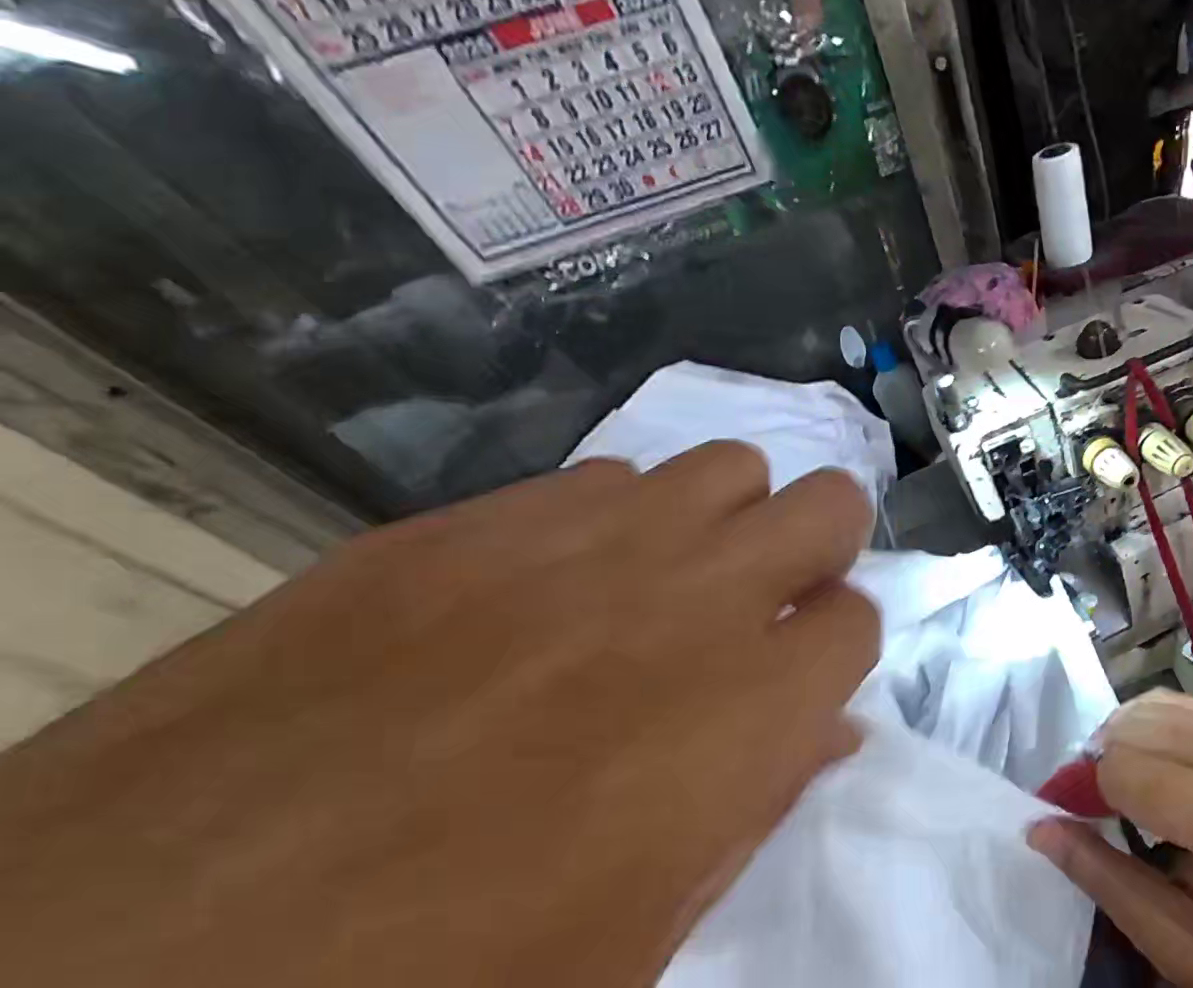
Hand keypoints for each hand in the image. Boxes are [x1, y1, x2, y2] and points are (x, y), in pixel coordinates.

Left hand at [0, 443, 877, 986]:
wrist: (125, 965)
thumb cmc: (442, 978)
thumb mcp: (641, 933)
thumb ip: (757, 803)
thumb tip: (828, 730)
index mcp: (747, 710)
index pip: (857, 620)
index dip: (836, 645)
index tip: (804, 670)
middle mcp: (690, 596)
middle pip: (829, 505)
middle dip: (820, 545)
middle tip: (772, 595)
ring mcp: (580, 539)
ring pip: (728, 466)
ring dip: (725, 519)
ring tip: (671, 577)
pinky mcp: (470, 520)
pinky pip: (602, 480)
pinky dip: (616, 519)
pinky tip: (557, 579)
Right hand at [1028, 691, 1192, 987]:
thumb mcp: (1183, 949)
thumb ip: (1105, 879)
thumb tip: (1038, 826)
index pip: (1123, 771)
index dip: (1082, 793)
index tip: (1070, 822)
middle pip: (1129, 730)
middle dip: (1097, 765)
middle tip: (1092, 812)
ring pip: (1144, 708)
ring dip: (1118, 744)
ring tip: (1120, 793)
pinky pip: (1170, 703)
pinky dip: (1143, 728)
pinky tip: (1150, 767)